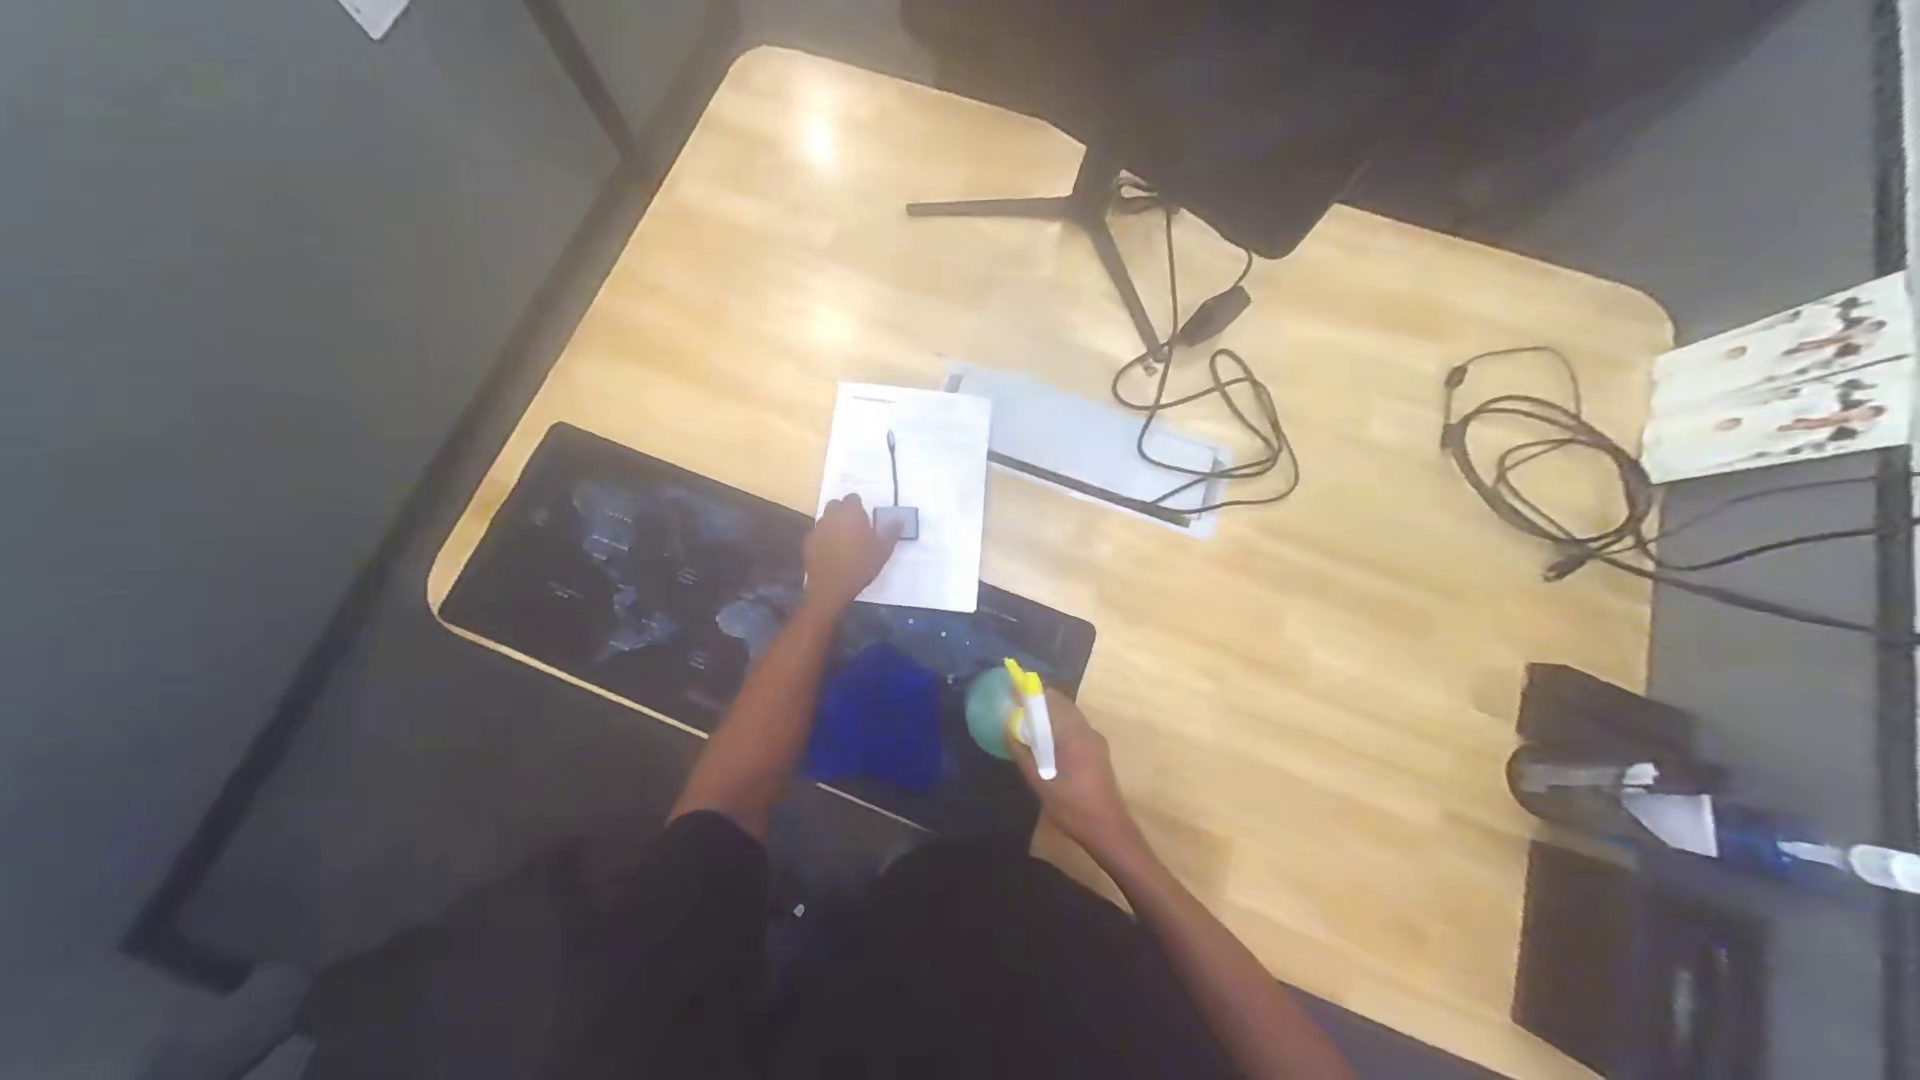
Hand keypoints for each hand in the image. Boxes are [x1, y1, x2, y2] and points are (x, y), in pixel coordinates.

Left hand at [803, 494, 899, 611]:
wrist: (832, 586)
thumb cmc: (861, 565)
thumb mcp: (883, 550)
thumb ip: (891, 532)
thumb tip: (899, 520)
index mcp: (851, 513)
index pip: (853, 498)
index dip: (859, 506)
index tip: (865, 519)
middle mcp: (832, 516)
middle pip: (836, 505)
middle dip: (844, 511)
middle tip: (855, 527)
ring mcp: (818, 528)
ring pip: (825, 518)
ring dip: (833, 524)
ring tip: (843, 540)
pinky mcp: (808, 542)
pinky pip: (818, 534)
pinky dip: (824, 538)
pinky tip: (831, 552)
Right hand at [1010, 690, 1142, 859]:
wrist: (1109, 830)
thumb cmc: (1073, 807)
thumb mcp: (1041, 783)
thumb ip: (1024, 755)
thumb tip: (1008, 730)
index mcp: (1074, 735)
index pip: (1052, 700)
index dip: (1032, 692)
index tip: (1014, 688)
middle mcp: (1087, 731)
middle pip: (1062, 704)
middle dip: (1041, 699)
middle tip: (1018, 702)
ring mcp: (1095, 741)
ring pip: (1070, 716)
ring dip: (1051, 712)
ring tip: (1028, 717)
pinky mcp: (1098, 751)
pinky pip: (1076, 727)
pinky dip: (1060, 724)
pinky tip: (1047, 737)